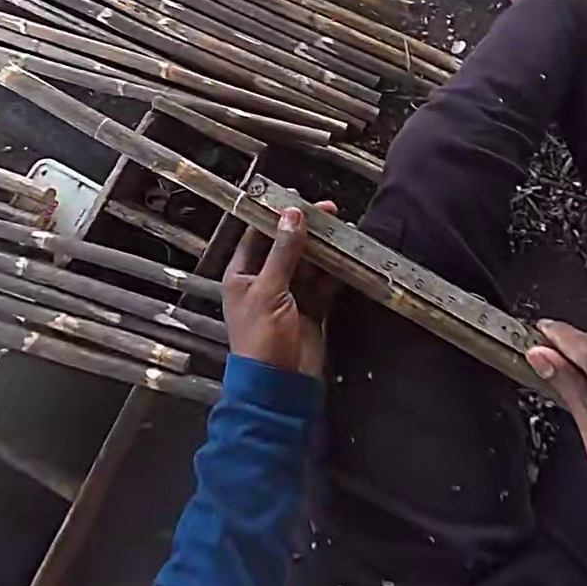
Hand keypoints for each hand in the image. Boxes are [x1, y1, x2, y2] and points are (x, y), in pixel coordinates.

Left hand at [223, 203, 334, 376]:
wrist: (280, 386)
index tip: (296, 199)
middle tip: (327, 210)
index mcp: (241, 274)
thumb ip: (283, 252)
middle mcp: (263, 281)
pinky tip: (345, 256)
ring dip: (322, 248)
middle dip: (305, 229)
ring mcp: (288, 295)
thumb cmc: (261, 338)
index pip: (258, 235)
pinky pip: (321, 284)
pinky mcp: (309, 309)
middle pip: (285, 247)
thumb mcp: (269, 289)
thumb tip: (292, 216)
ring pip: (306, 263)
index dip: (276, 216)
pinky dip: (333, 271)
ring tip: (340, 229)